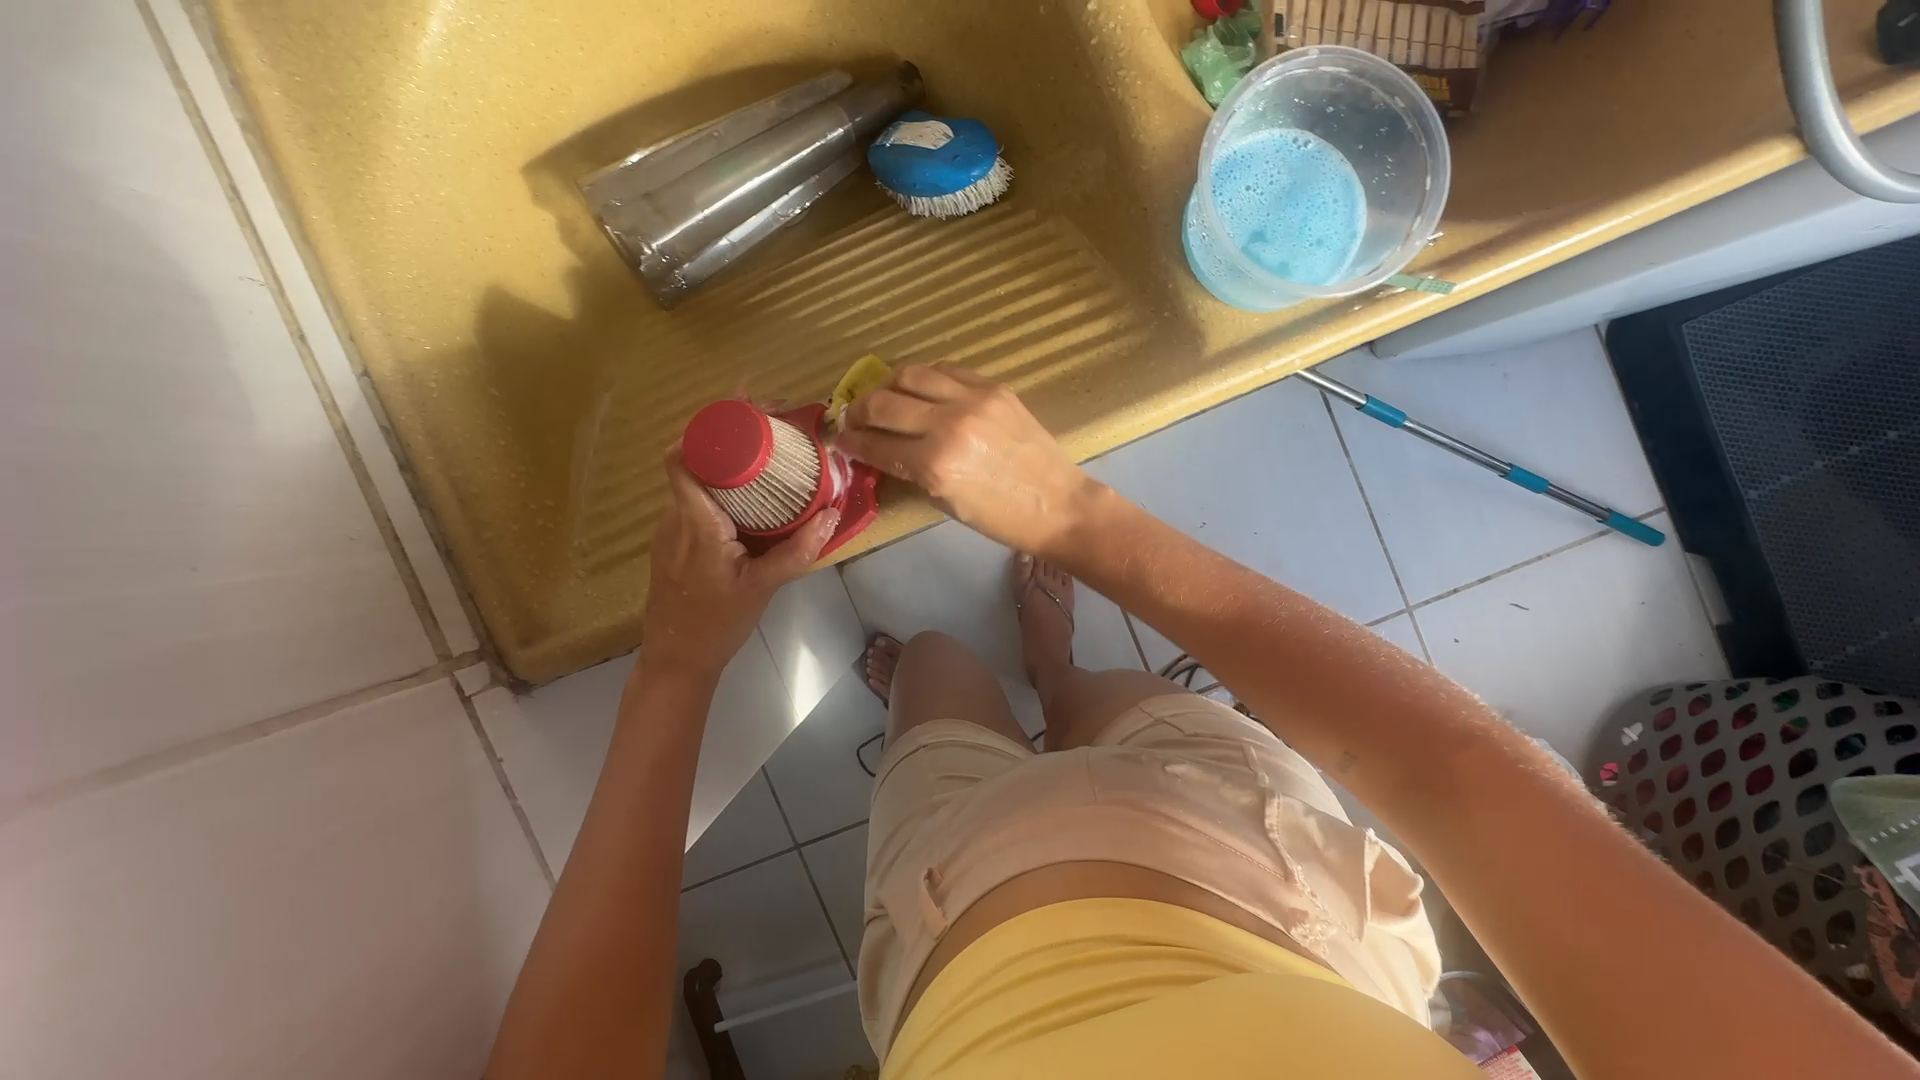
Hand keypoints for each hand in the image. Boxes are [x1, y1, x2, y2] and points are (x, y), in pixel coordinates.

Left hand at [639, 449, 838, 680]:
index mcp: (696, 522)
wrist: (677, 660)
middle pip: (693, 462)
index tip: (743, 414)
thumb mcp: (763, 588)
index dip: (705, 428)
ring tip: (767, 459)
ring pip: (696, 483)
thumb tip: (832, 516)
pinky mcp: (675, 545)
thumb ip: (797, 551)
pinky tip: (752, 501)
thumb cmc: (716, 623)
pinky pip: (697, 504)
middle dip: (728, 440)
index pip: (682, 458)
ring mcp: (672, 531)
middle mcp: (677, 518)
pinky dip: (721, 491)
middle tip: (769, 430)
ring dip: (726, 467)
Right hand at [833, 365, 1100, 554]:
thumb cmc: (1000, 518)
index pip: (876, 444)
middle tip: (854, 419)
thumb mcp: (944, 502)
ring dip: (887, 386)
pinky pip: (945, 370)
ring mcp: (973, 400)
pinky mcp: (993, 387)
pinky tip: (919, 391)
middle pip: (883, 403)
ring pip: (910, 374)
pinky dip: (924, 378)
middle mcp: (949, 425)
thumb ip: (909, 471)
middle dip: (859, 411)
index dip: (850, 442)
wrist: (1058, 504)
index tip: (838, 440)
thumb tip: (879, 449)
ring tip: (884, 399)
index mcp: (935, 465)